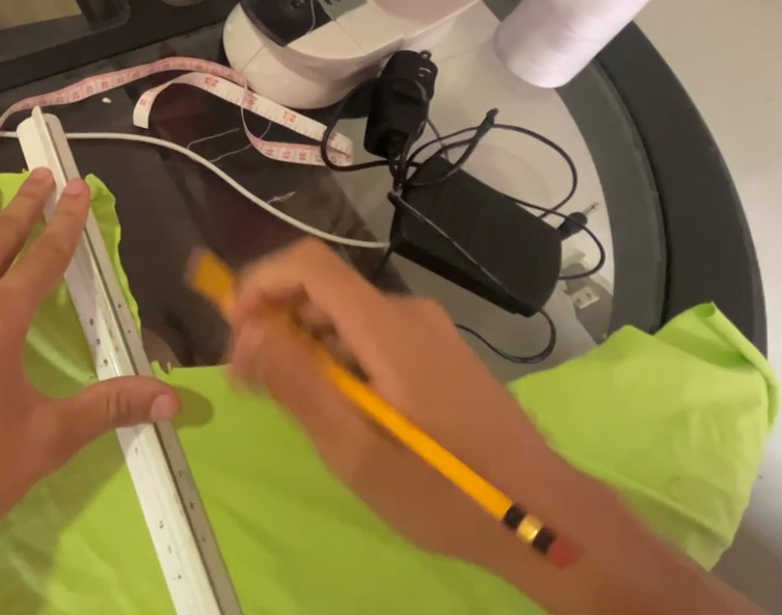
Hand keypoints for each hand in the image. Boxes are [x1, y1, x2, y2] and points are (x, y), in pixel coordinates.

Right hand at [226, 242, 583, 576]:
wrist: (548, 517)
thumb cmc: (447, 491)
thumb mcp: (357, 450)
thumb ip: (297, 384)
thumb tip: (244, 331)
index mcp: (387, 327)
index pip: (309, 264)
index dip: (260, 281)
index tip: (233, 329)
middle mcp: (406, 312)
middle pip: (322, 288)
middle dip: (274, 321)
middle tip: (251, 380)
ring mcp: (426, 330)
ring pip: (343, 314)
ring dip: (303, 343)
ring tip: (290, 400)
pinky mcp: (435, 351)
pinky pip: (368, 334)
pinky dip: (335, 355)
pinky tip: (336, 404)